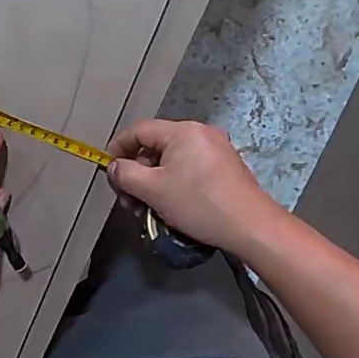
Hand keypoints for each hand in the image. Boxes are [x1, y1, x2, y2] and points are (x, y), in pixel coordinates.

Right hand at [106, 119, 286, 254]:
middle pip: (155, 146)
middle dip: (137, 172)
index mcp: (182, 131)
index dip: (118, 147)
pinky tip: (171, 204)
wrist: (251, 226)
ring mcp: (216, 149)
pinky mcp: (226, 166)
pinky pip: (190, 167)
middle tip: (129, 198)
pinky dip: (174, 182)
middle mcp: (201, 133)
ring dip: (154, 181)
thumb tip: (115, 167)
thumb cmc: (199, 204)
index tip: (107, 169)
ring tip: (148, 207)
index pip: (139, 130)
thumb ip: (126, 174)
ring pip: (172, 159)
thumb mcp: (153, 190)